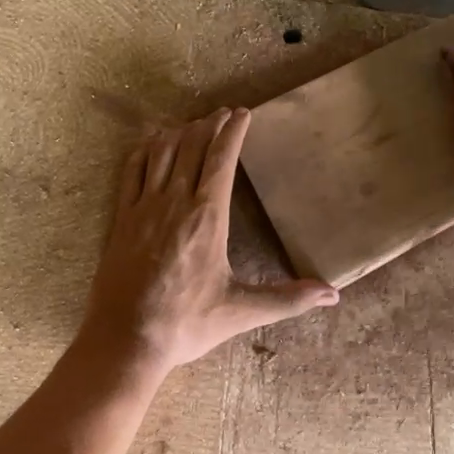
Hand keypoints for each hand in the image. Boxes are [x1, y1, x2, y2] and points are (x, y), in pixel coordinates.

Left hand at [82, 108, 338, 376]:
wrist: (126, 340)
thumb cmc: (187, 324)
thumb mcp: (241, 311)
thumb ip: (288, 299)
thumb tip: (332, 295)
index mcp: (207, 216)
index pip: (221, 158)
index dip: (233, 131)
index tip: (242, 113)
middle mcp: (175, 202)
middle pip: (192, 146)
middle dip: (209, 125)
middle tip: (222, 114)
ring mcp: (143, 207)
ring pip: (161, 152)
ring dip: (179, 132)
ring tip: (192, 124)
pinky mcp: (121, 219)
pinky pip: (131, 171)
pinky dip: (144, 150)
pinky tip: (150, 144)